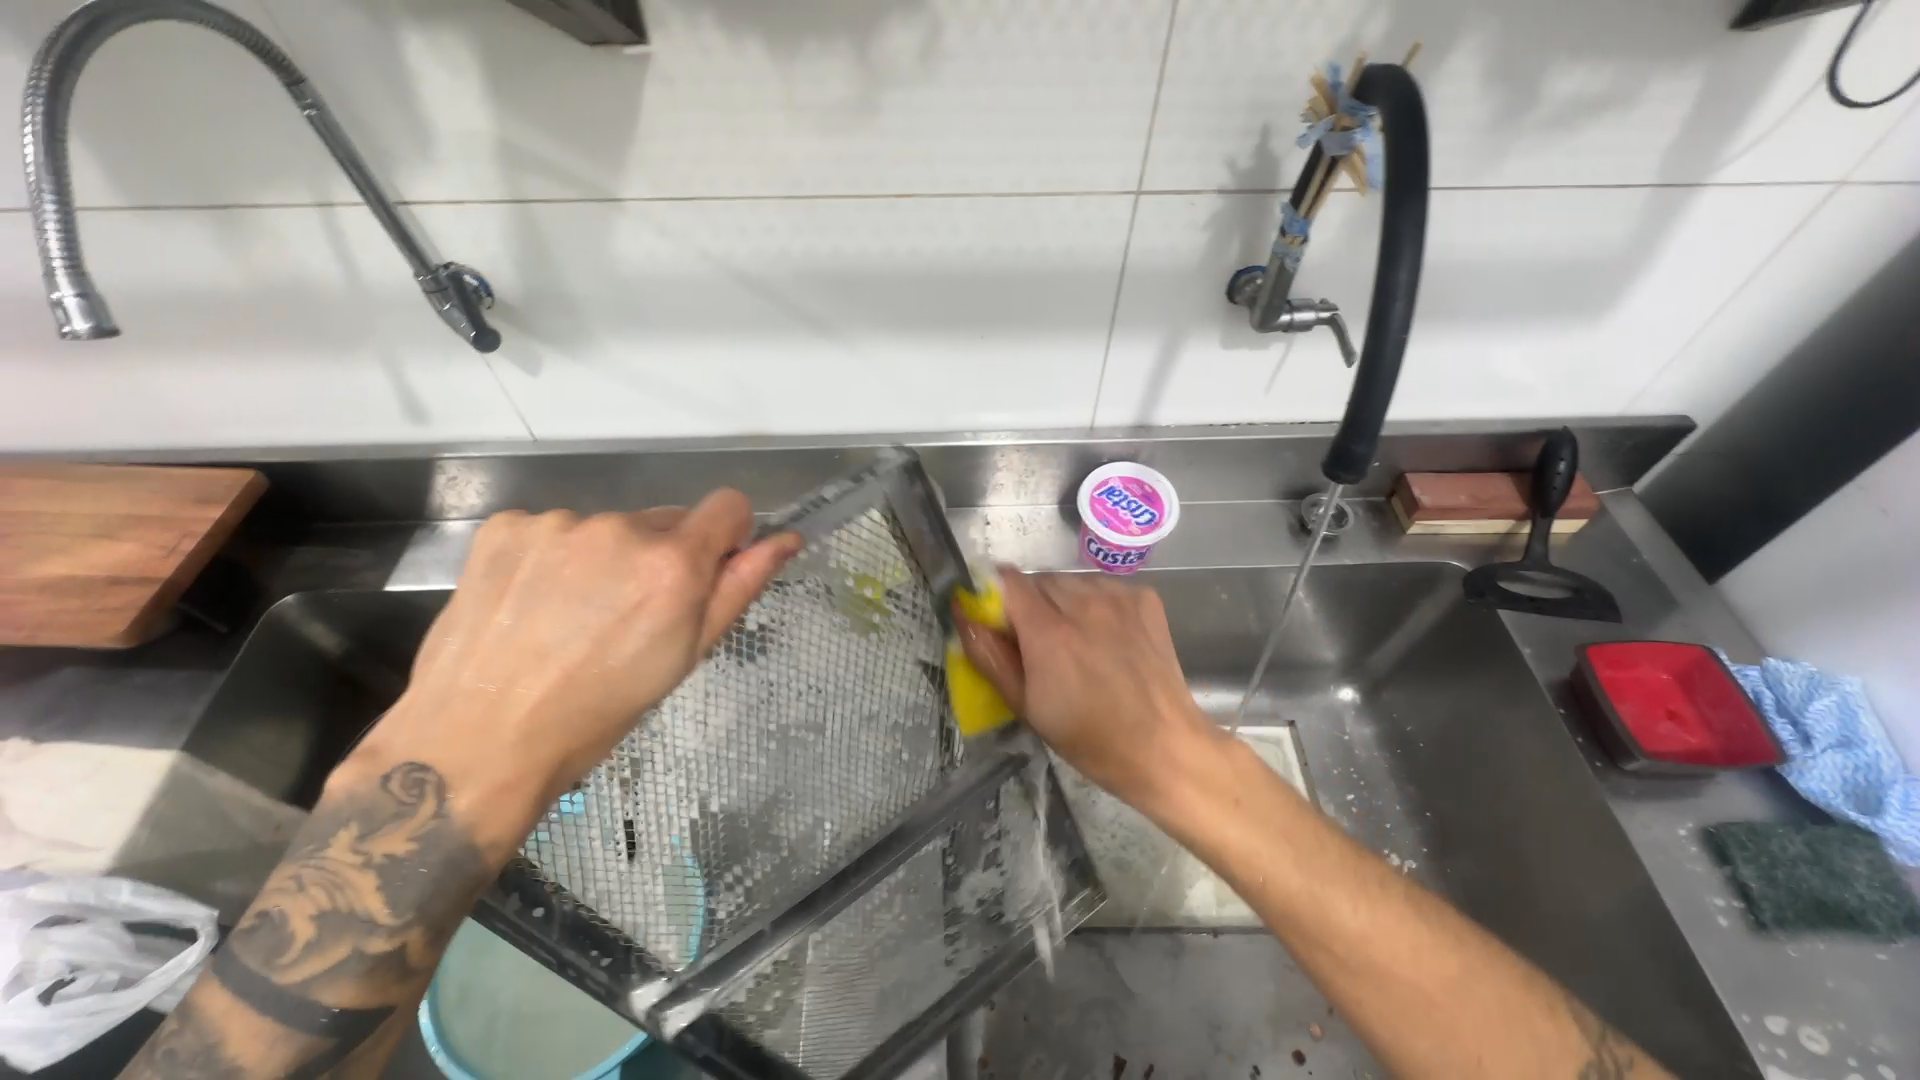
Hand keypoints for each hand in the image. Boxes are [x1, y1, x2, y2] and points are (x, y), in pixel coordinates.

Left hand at [350, 491, 800, 856]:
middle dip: (659, 557)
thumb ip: (738, 589)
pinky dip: (551, 558)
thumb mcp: (684, 657)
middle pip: (663, 521)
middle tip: (627, 618)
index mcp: (673, 564)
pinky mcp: (505, 527)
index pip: (728, 505)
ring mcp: (556, 523)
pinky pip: (551, 530)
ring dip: (603, 559)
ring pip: (605, 528)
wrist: (478, 741)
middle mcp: (619, 528)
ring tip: (570, 619)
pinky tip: (532, 605)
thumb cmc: (598, 713)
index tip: (703, 574)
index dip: (725, 537)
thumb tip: (785, 539)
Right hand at [955, 570, 1220, 806]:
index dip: (994, 596)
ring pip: (1070, 581)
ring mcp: (1119, 596)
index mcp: (1049, 632)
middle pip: (1038, 581)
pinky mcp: (1145, 599)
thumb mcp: (1025, 705)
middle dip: (1029, 605)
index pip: (1006, 581)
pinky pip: (1103, 587)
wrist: (1164, 747)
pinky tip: (1104, 638)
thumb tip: (962, 614)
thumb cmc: (1089, 737)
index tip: (995, 619)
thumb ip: (988, 655)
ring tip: (1074, 641)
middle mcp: (1084, 602)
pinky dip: (1095, 604)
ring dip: (1062, 602)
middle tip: (1037, 643)